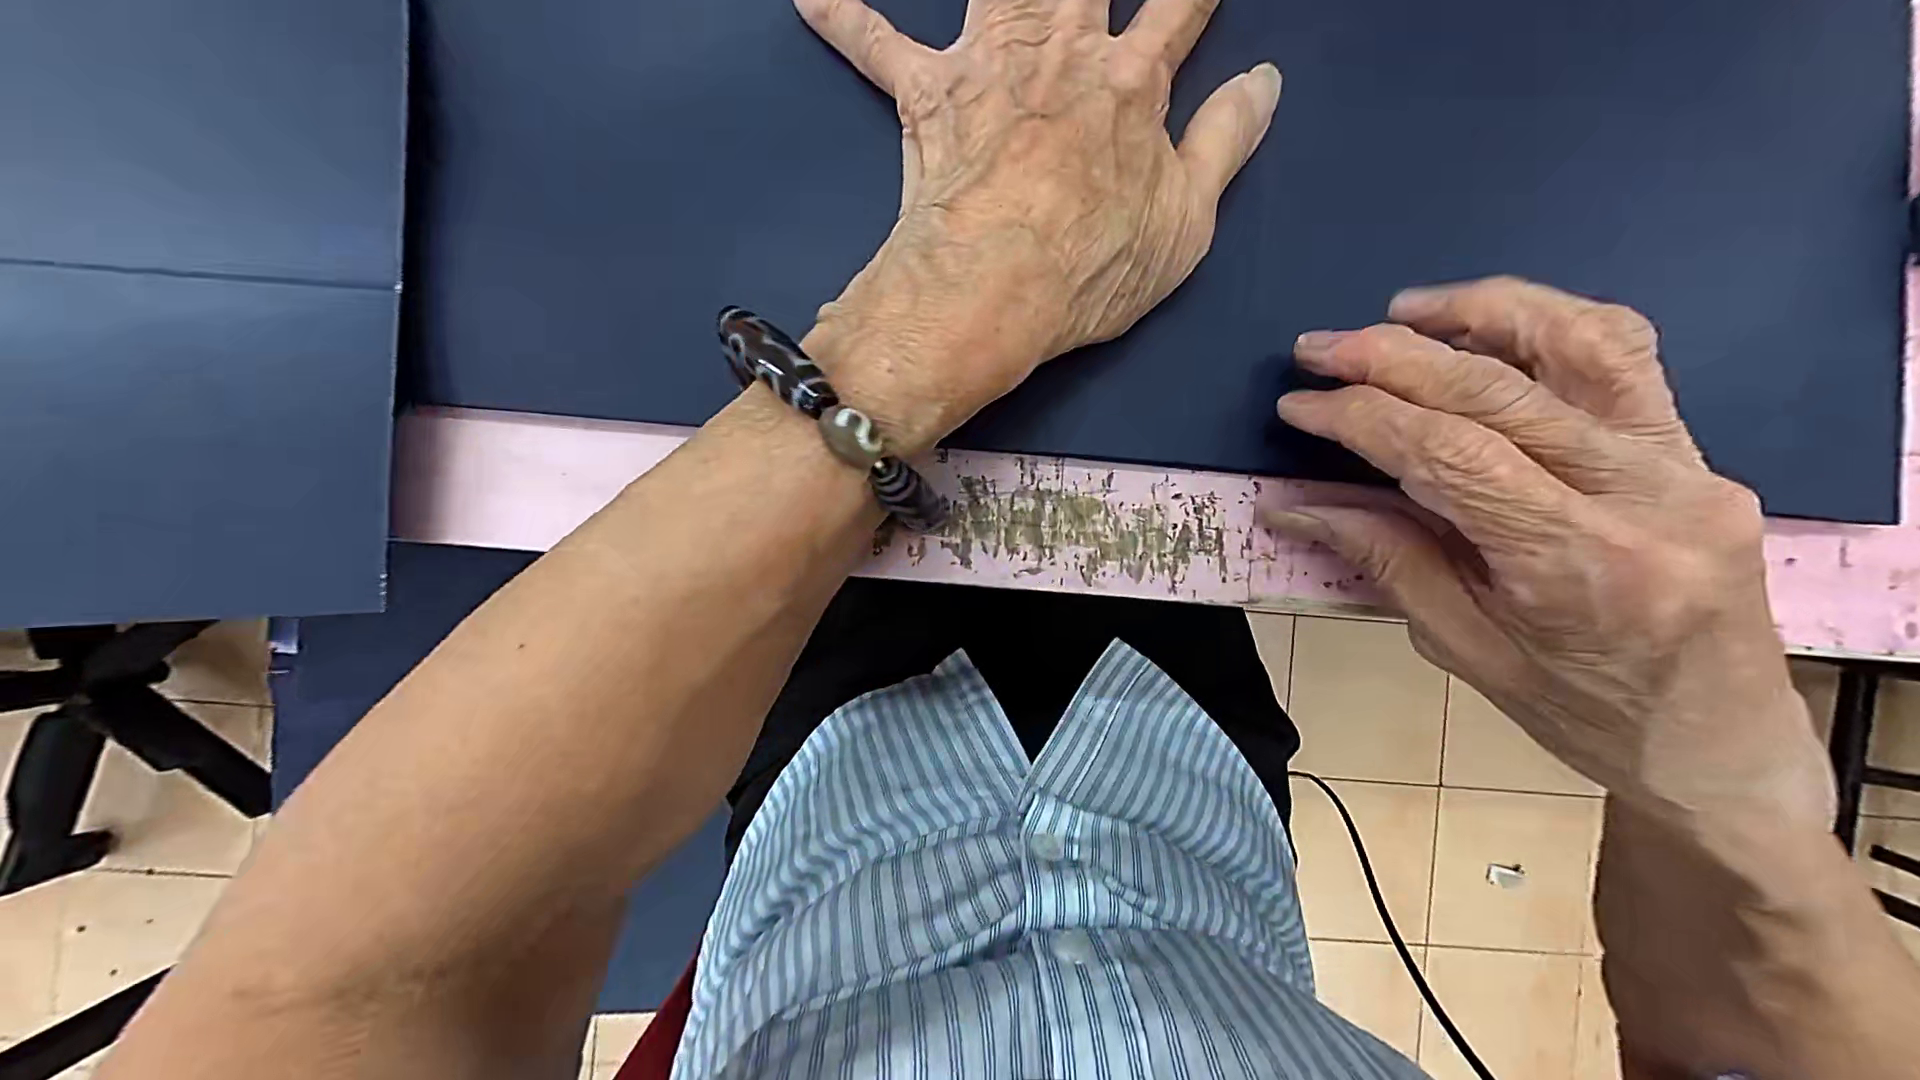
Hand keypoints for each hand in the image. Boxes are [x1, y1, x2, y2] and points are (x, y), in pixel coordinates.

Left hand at [796, 0, 1281, 453]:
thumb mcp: (1185, 226)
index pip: (1183, 3)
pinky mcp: (927, 98)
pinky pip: (876, 46)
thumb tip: (1264, 81)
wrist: (997, 289)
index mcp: (1134, 82)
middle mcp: (1062, 51)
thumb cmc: (1095, 268)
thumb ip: (1226, 146)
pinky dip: (845, 14)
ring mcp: (989, 67)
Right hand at [1262, 277, 1833, 833]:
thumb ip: (1382, 559)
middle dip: (1393, 357)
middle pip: (1502, 392)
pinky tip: (1487, 324)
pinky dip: (1548, 324)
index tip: (1298, 404)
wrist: (1718, 742)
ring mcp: (1686, 464)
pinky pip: (1628, 360)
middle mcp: (1645, 496)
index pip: (1450, 455)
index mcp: (1575, 563)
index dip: (1361, 417)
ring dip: (1480, 312)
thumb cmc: (1576, 709)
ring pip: (1585, 346)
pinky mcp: (1696, 452)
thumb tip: (1291, 505)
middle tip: (1317, 348)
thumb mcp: (1458, 646)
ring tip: (1401, 309)